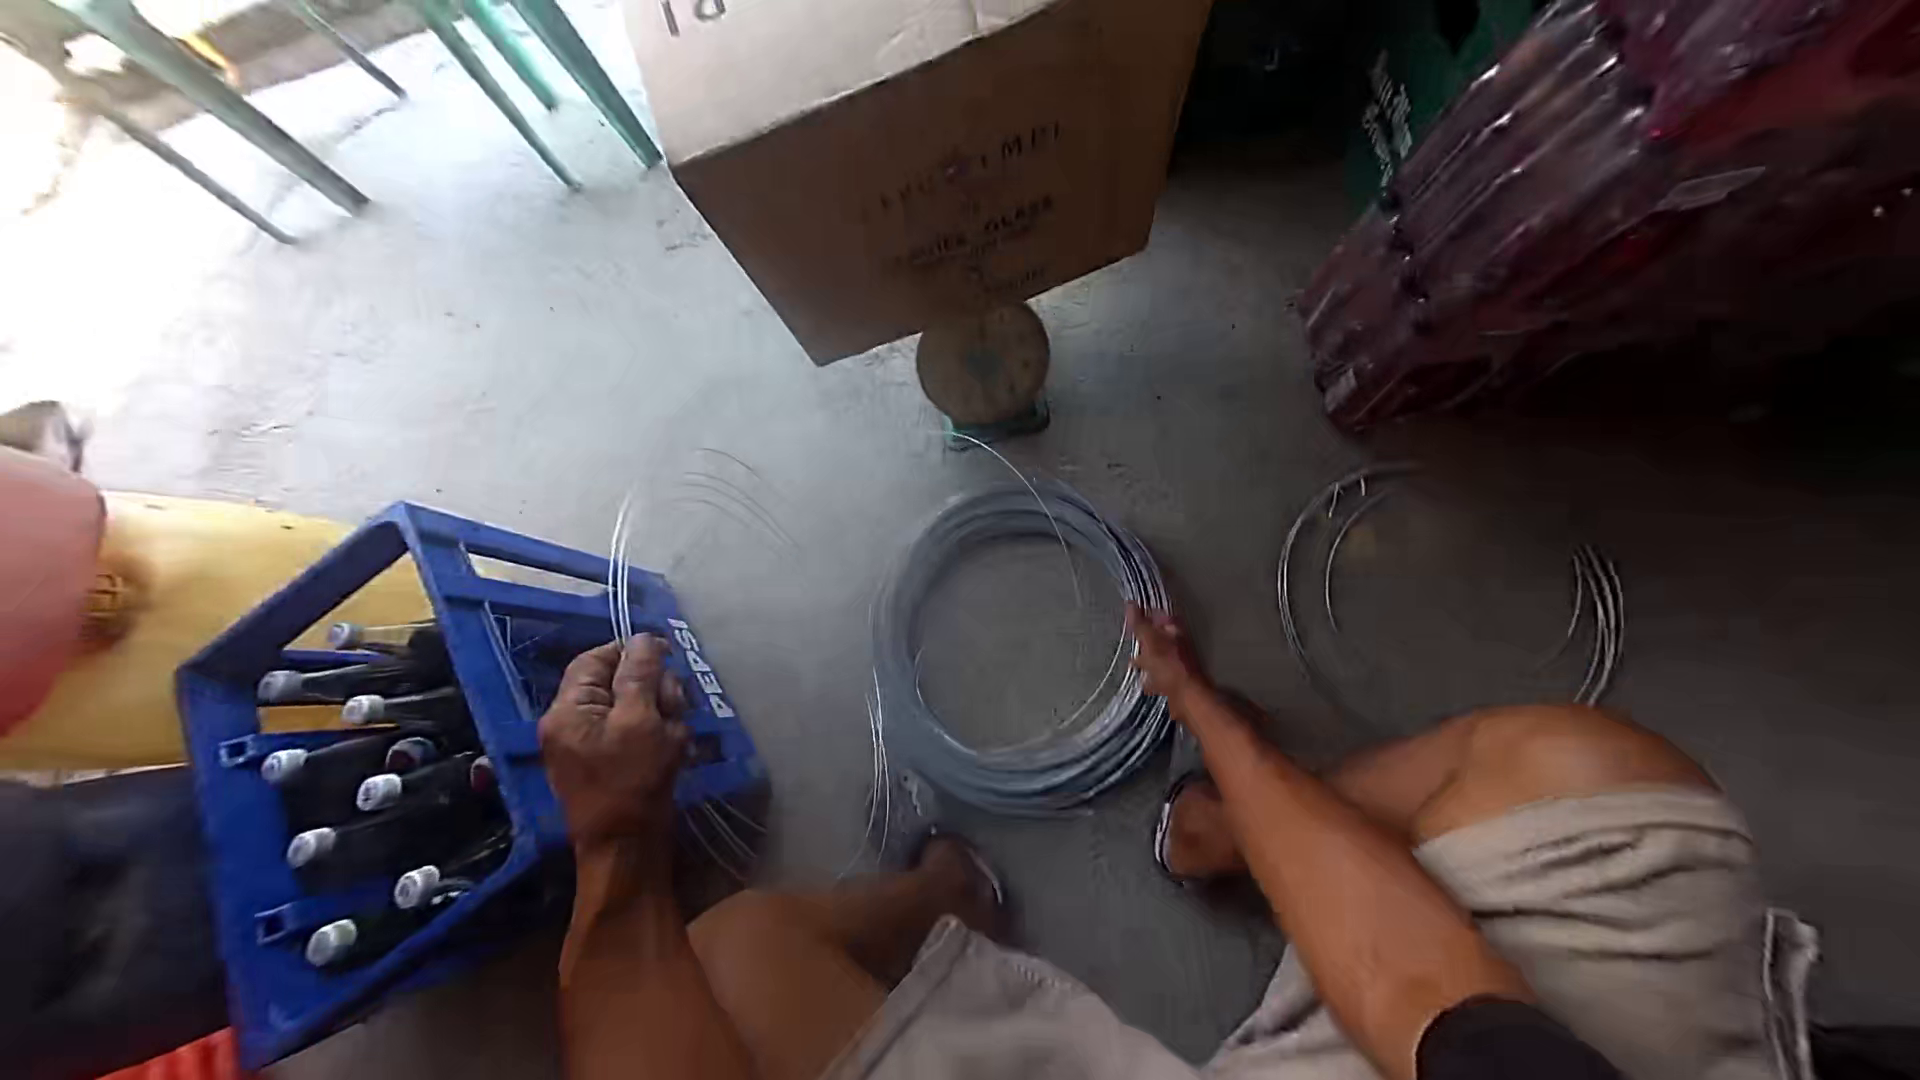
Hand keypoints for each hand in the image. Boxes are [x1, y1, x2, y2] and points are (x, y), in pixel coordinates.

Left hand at [539, 635, 689, 857]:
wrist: (629, 846)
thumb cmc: (632, 780)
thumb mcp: (640, 719)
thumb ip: (640, 674)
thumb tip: (643, 637)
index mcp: (569, 710)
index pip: (595, 659)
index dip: (630, 651)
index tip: (667, 656)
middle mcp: (575, 722)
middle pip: (620, 681)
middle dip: (655, 688)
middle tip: (675, 706)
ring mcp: (594, 743)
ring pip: (638, 704)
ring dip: (665, 712)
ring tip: (677, 736)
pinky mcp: (614, 760)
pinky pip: (641, 730)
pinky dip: (662, 734)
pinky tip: (675, 749)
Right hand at [1127, 603, 1210, 706]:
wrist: (1186, 697)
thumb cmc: (1168, 665)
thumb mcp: (1149, 640)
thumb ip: (1140, 623)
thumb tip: (1131, 604)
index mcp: (1175, 630)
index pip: (1159, 614)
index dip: (1145, 613)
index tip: (1131, 614)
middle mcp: (1179, 644)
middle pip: (1159, 636)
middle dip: (1145, 637)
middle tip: (1131, 637)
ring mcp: (1178, 663)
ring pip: (1159, 656)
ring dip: (1147, 658)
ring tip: (1134, 662)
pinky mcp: (1176, 682)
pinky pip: (1160, 675)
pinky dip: (1151, 677)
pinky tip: (1143, 681)